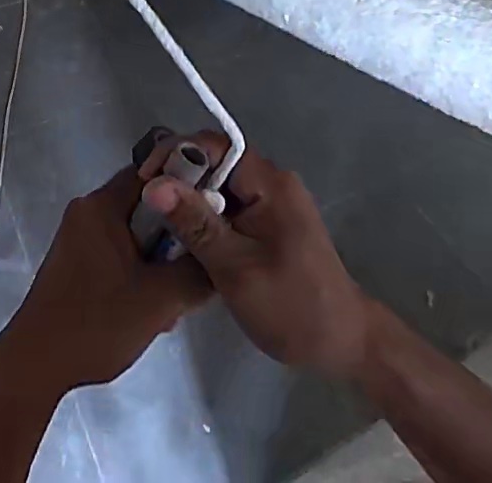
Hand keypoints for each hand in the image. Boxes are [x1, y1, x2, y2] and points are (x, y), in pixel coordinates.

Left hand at [0, 166, 212, 397]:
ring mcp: (78, 236)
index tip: (209, 216)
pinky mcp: (75, 260)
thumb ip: (197, 273)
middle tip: (193, 264)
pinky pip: (117, 251)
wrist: (36, 363)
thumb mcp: (160, 300)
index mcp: (102, 205)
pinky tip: (149, 306)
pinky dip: (137, 270)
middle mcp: (87, 211)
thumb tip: (220, 257)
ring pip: (133, 233)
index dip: (186, 189)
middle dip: (173, 235)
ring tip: (173, 295)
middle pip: (145, 206)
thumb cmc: (97, 322)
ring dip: (157, 259)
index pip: (153, 174)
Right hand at [140, 136, 372, 378]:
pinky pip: (227, 206)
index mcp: (270, 183)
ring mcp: (271, 203)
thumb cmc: (293, 308)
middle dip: (178, 180)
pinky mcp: (267, 222)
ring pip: (218, 186)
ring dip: (188, 203)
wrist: (345, 345)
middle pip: (214, 163)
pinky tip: (185, 242)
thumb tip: (153, 184)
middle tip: (147, 210)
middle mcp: (271, 183)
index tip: (145, 181)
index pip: (215, 146)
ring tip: (159, 228)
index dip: (176, 154)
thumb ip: (195, 223)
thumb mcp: (236, 268)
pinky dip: (204, 219)